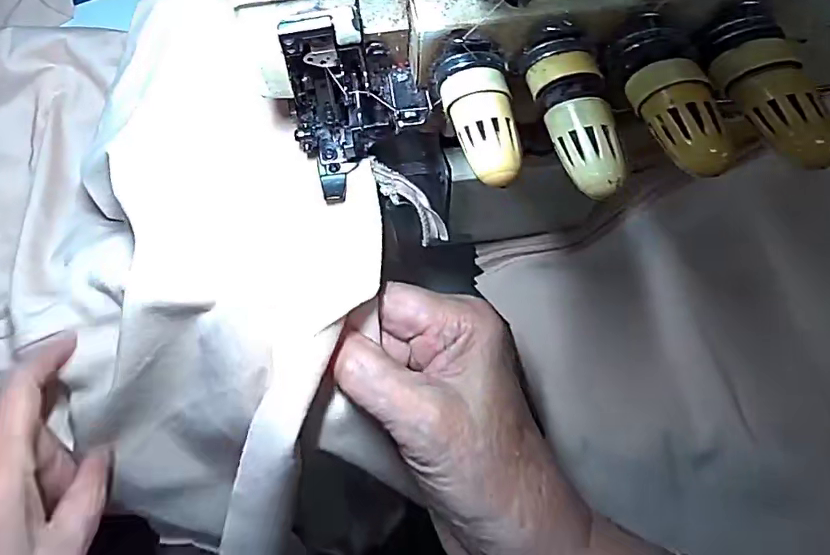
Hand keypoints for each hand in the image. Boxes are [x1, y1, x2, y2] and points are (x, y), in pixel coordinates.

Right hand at [333, 284, 660, 554]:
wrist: (520, 542)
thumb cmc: (499, 482)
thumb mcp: (428, 420)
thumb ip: (369, 374)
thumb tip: (322, 343)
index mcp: (461, 321)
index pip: (383, 298)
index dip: (346, 318)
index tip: (310, 338)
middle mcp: (444, 336)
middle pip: (370, 325)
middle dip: (344, 353)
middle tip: (317, 377)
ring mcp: (429, 368)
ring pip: (365, 354)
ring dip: (345, 380)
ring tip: (335, 403)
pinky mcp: (416, 398)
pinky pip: (370, 382)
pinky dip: (352, 399)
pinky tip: (344, 414)